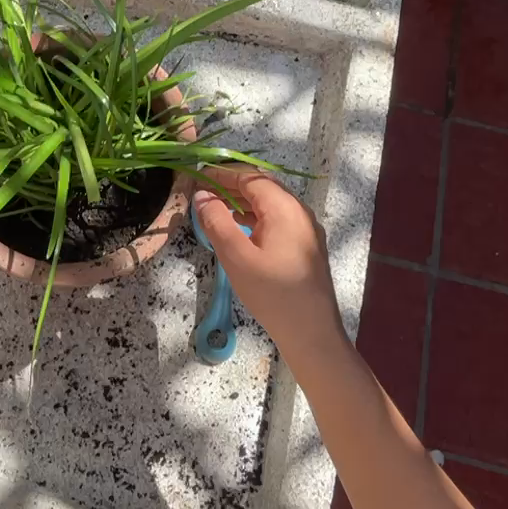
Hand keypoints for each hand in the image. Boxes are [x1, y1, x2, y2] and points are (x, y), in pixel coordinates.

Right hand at [193, 165, 349, 364]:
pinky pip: (277, 220)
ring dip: (242, 203)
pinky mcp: (306, 246)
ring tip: (215, 211)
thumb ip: (216, 221)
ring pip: (269, 204)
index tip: (196, 179)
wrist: (312, 333)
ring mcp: (306, 229)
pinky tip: (238, 231)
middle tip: (202, 194)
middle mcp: (299, 211)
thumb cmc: (272, 293)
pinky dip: (255, 218)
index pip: (249, 177)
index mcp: (284, 207)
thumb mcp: (236, 256)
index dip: (221, 175)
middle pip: (261, 187)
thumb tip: (202, 196)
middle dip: (230, 186)